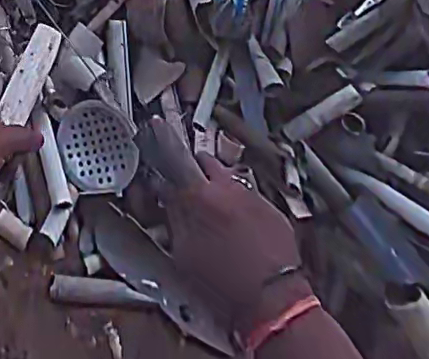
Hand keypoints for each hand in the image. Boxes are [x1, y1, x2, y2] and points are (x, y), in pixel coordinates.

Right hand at [160, 126, 305, 325]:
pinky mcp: (272, 209)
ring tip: (216, 211)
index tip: (155, 127)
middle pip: (203, 159)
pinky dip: (240, 205)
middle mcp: (225, 186)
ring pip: (227, 177)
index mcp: (198, 194)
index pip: (173, 153)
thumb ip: (173, 215)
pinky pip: (249, 196)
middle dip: (194, 168)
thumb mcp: (184, 251)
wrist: (274, 302)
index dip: (161, 138)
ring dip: (218, 186)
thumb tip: (166, 196)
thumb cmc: (223, 282)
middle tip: (188, 187)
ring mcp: (251, 195)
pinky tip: (241, 228)